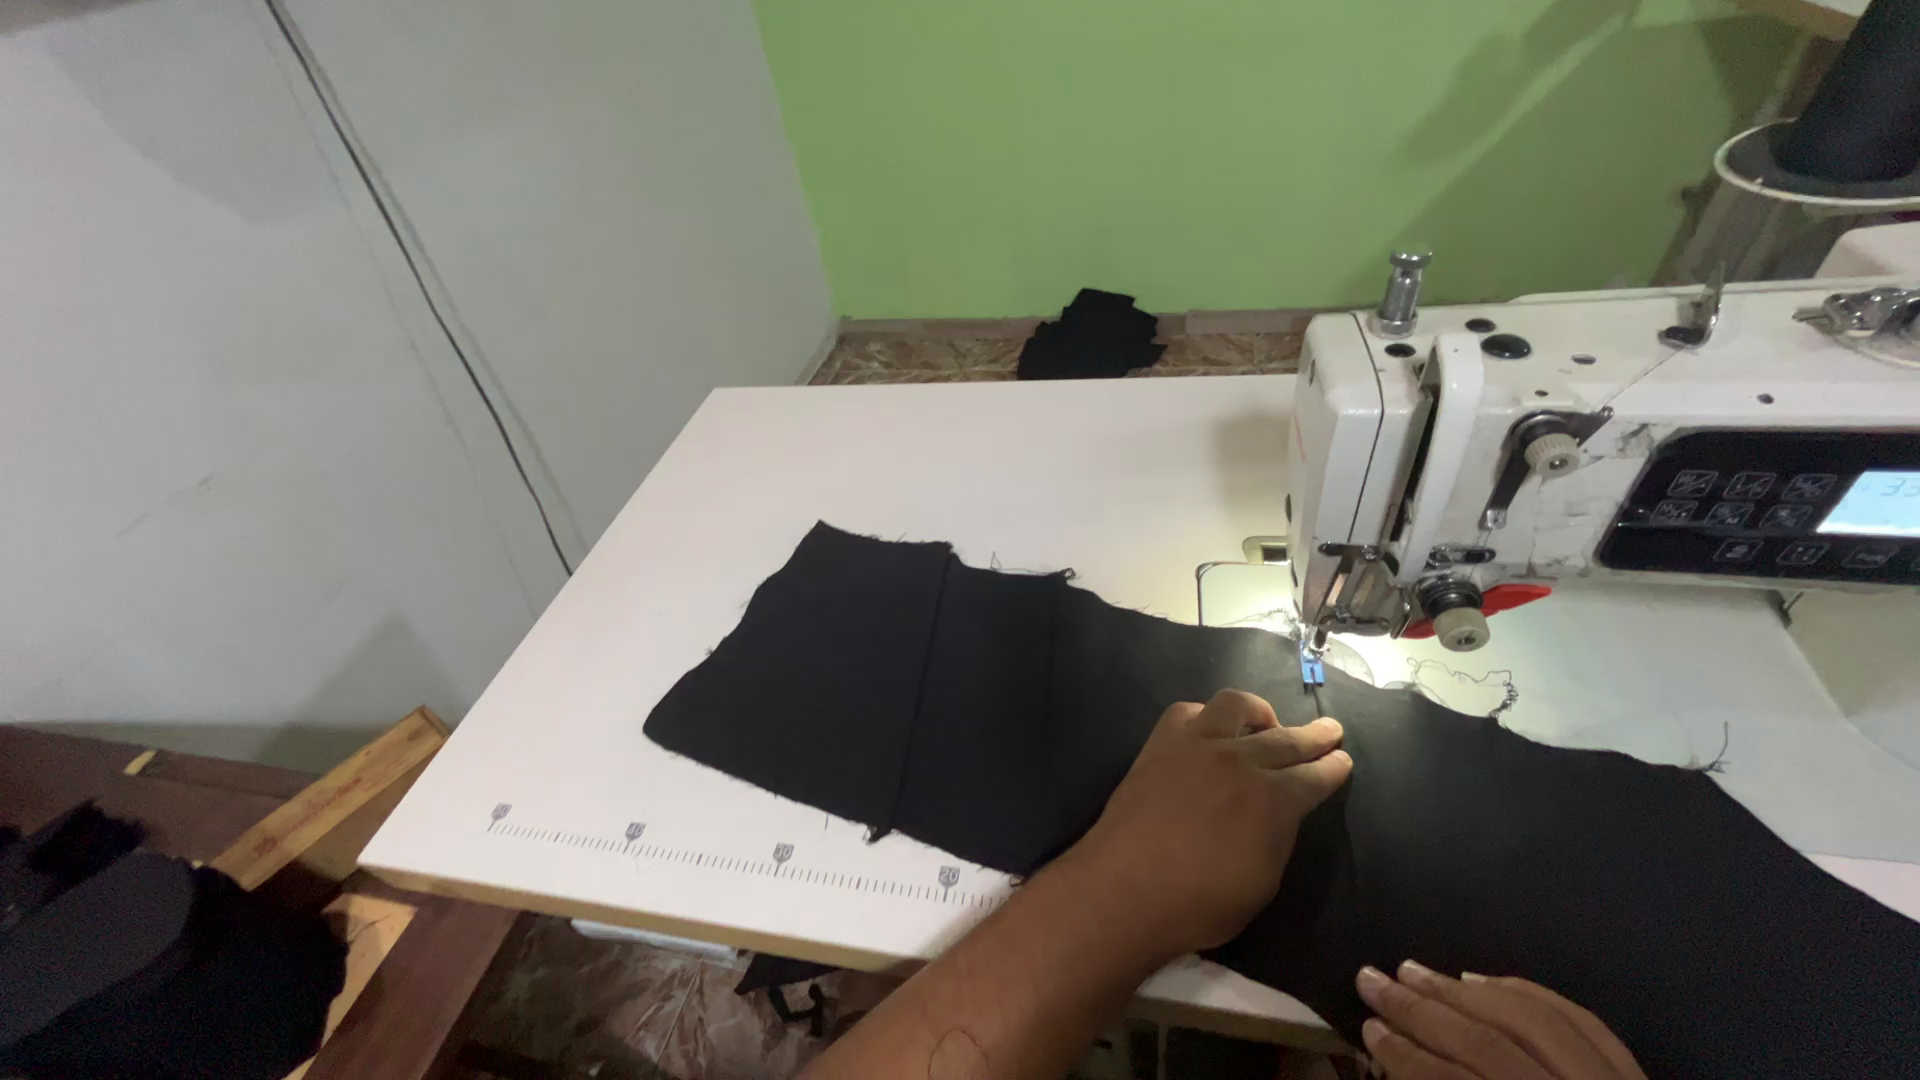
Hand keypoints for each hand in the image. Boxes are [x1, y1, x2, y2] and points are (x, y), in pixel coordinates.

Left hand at [1053, 690, 1351, 959]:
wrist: (1126, 886)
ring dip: (1258, 711)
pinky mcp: (1160, 743)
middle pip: (1285, 739)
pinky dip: (1205, 716)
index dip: (1332, 769)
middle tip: (1330, 731)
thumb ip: (1277, 835)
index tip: (1342, 760)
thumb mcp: (1263, 881)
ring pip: (1235, 705)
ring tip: (1266, 722)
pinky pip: (1187, 712)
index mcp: (1274, 799)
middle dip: (1314, 736)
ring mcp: (1196, 745)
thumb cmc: (1201, 902)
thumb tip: (1279, 812)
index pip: (1314, 777)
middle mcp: (1239, 760)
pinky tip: (1209, 727)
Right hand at [1356, 962, 1645, 1079]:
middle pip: (1488, 1046)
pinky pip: (1582, 1020)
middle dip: (1419, 1010)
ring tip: (1411, 969)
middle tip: (1370, 978)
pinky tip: (1480, 978)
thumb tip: (1398, 1062)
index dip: (1405, 1055)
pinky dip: (1525, 991)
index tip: (1367, 1026)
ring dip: (1461, 990)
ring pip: (1531, 1021)